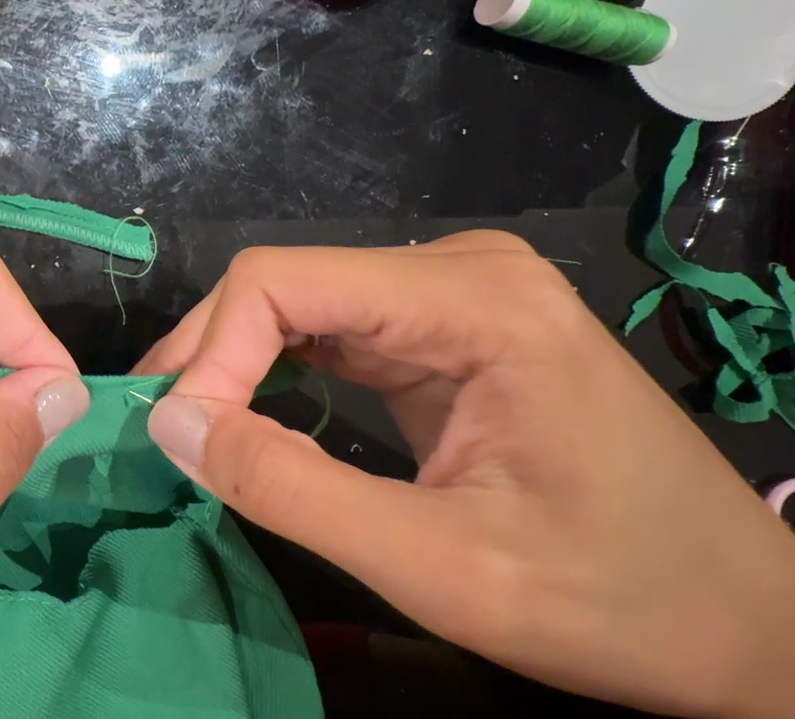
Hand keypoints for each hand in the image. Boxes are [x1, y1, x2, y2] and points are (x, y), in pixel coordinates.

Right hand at [133, 230, 794, 717]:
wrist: (756, 630)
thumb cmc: (618, 601)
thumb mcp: (442, 567)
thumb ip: (289, 489)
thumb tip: (169, 427)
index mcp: (473, 301)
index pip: (281, 283)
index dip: (210, 351)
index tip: (180, 433)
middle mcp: (457, 270)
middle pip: (280, 286)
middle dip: (211, 358)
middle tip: (165, 432)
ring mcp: (449, 292)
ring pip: (292, 303)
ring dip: (231, 364)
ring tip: (189, 424)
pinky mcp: (439, 324)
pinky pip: (323, 327)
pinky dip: (269, 369)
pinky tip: (244, 409)